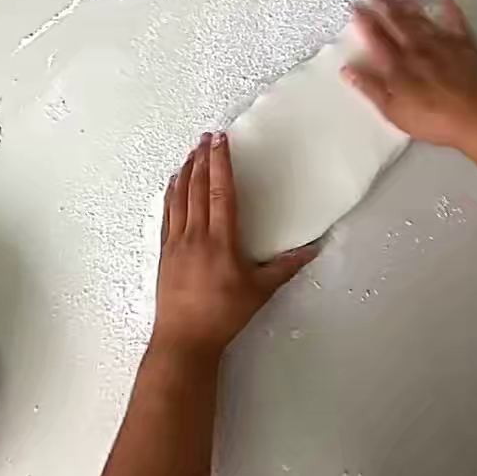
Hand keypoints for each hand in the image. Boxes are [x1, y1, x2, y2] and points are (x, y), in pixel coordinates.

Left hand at [153, 133, 319, 362]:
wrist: (184, 338)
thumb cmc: (223, 316)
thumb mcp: (260, 291)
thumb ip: (286, 267)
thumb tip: (312, 249)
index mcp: (221, 242)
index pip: (222, 192)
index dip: (221, 163)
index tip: (220, 141)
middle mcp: (196, 235)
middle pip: (198, 188)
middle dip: (202, 159)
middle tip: (205, 137)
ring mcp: (176, 241)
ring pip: (179, 197)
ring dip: (185, 172)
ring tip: (190, 152)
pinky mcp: (165, 250)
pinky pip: (167, 213)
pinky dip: (170, 194)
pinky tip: (173, 183)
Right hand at [342, 0, 476, 149]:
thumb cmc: (434, 119)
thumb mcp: (393, 110)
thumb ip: (370, 88)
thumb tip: (348, 71)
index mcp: (398, 67)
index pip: (376, 38)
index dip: (364, 21)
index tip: (355, 6)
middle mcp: (418, 51)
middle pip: (396, 22)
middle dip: (381, 4)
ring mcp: (443, 47)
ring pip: (421, 19)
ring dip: (407, 4)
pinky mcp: (466, 48)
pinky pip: (457, 25)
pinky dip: (450, 12)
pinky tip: (444, 1)